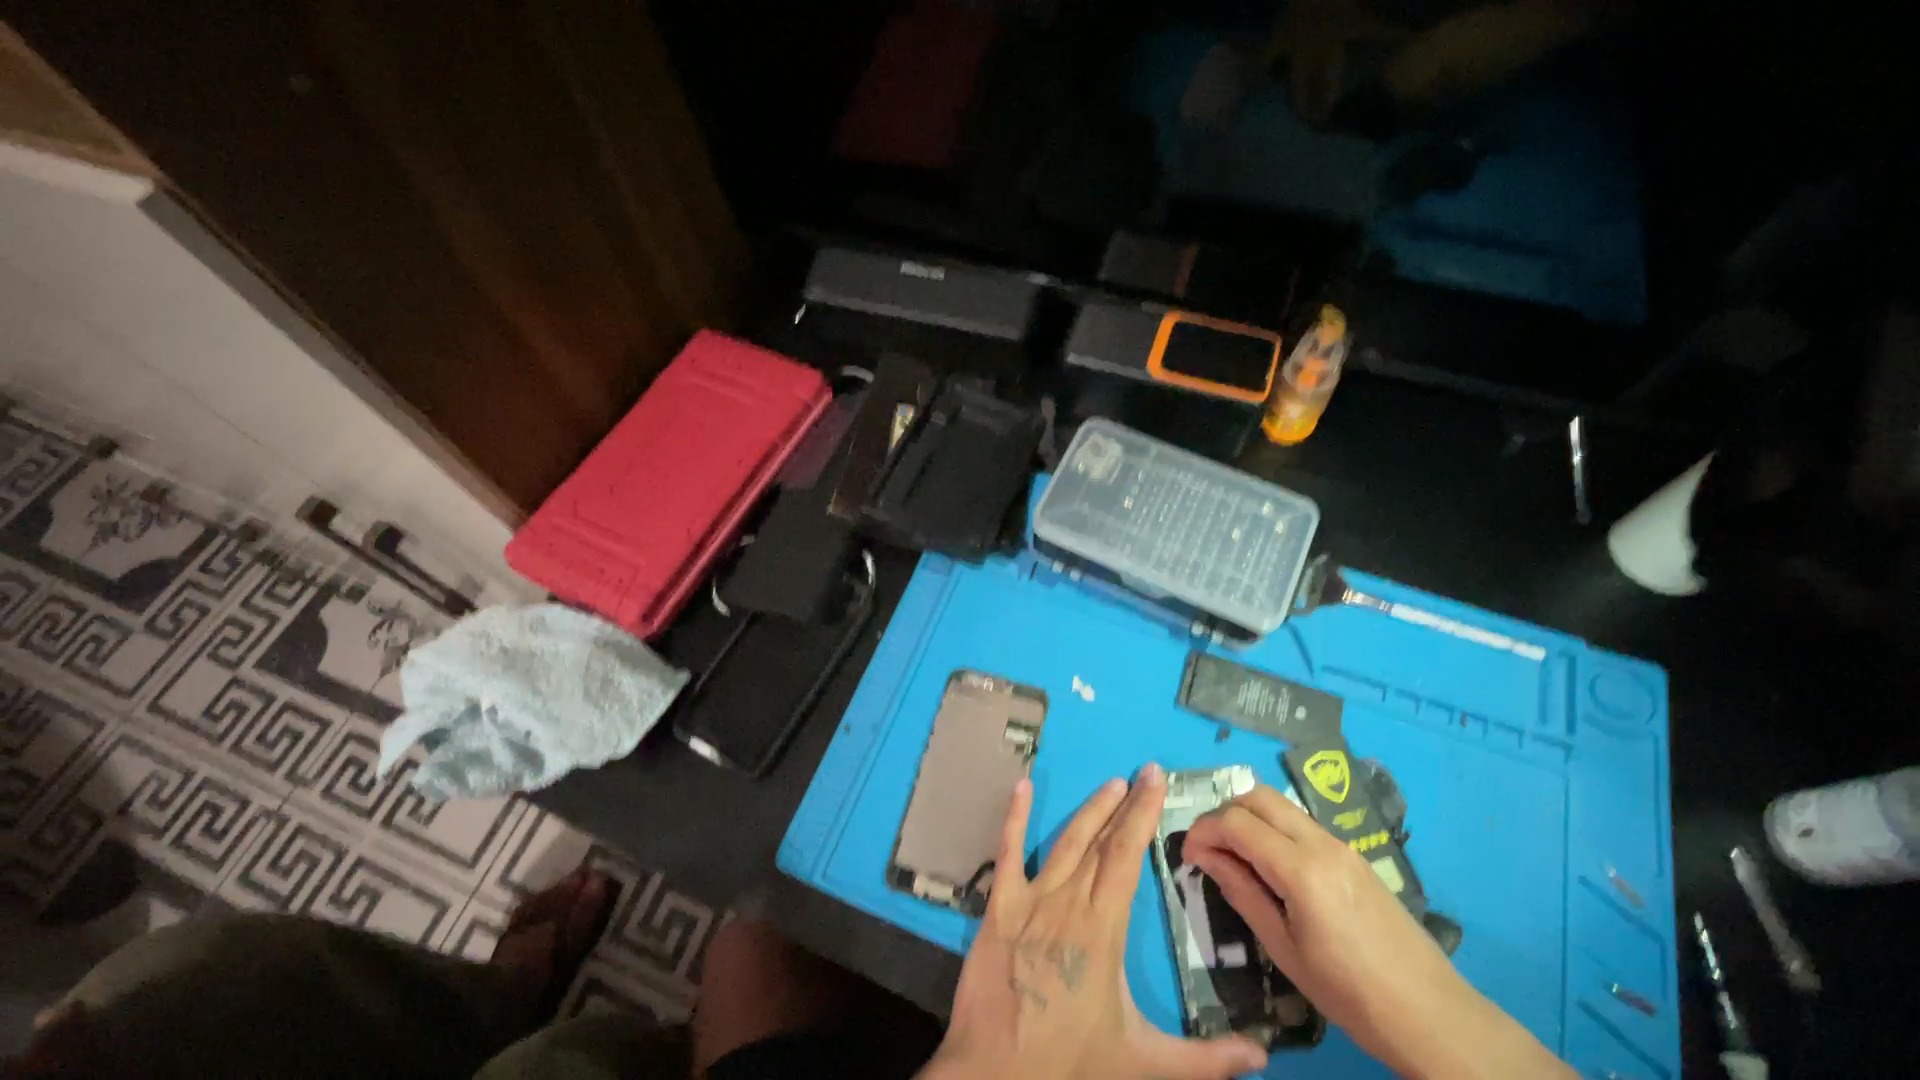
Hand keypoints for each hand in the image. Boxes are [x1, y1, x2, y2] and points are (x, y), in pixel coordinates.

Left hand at [924, 765, 1268, 1079]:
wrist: (996, 1073)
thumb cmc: (1070, 1062)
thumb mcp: (1146, 1061)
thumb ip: (1206, 1058)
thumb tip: (1263, 1055)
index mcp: (1104, 926)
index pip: (1129, 855)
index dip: (1144, 814)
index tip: (1156, 780)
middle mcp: (1068, 901)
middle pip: (1101, 842)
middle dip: (1124, 805)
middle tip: (1143, 772)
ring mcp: (1029, 901)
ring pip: (1063, 843)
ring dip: (1087, 811)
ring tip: (1109, 784)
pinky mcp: (998, 908)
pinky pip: (1006, 855)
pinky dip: (1013, 819)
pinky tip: (1020, 787)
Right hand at [1183, 786, 1574, 1079]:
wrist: (1428, 1013)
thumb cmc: (1348, 992)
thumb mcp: (1283, 948)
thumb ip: (1242, 892)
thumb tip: (1205, 857)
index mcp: (1301, 868)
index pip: (1236, 822)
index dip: (1202, 831)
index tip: (1187, 857)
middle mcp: (1322, 843)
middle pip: (1258, 796)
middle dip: (1222, 814)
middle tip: (1207, 850)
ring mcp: (1342, 846)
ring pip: (1281, 806)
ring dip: (1249, 819)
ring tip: (1233, 859)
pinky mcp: (1354, 857)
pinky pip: (1302, 826)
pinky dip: (1273, 831)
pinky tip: (1268, 869)